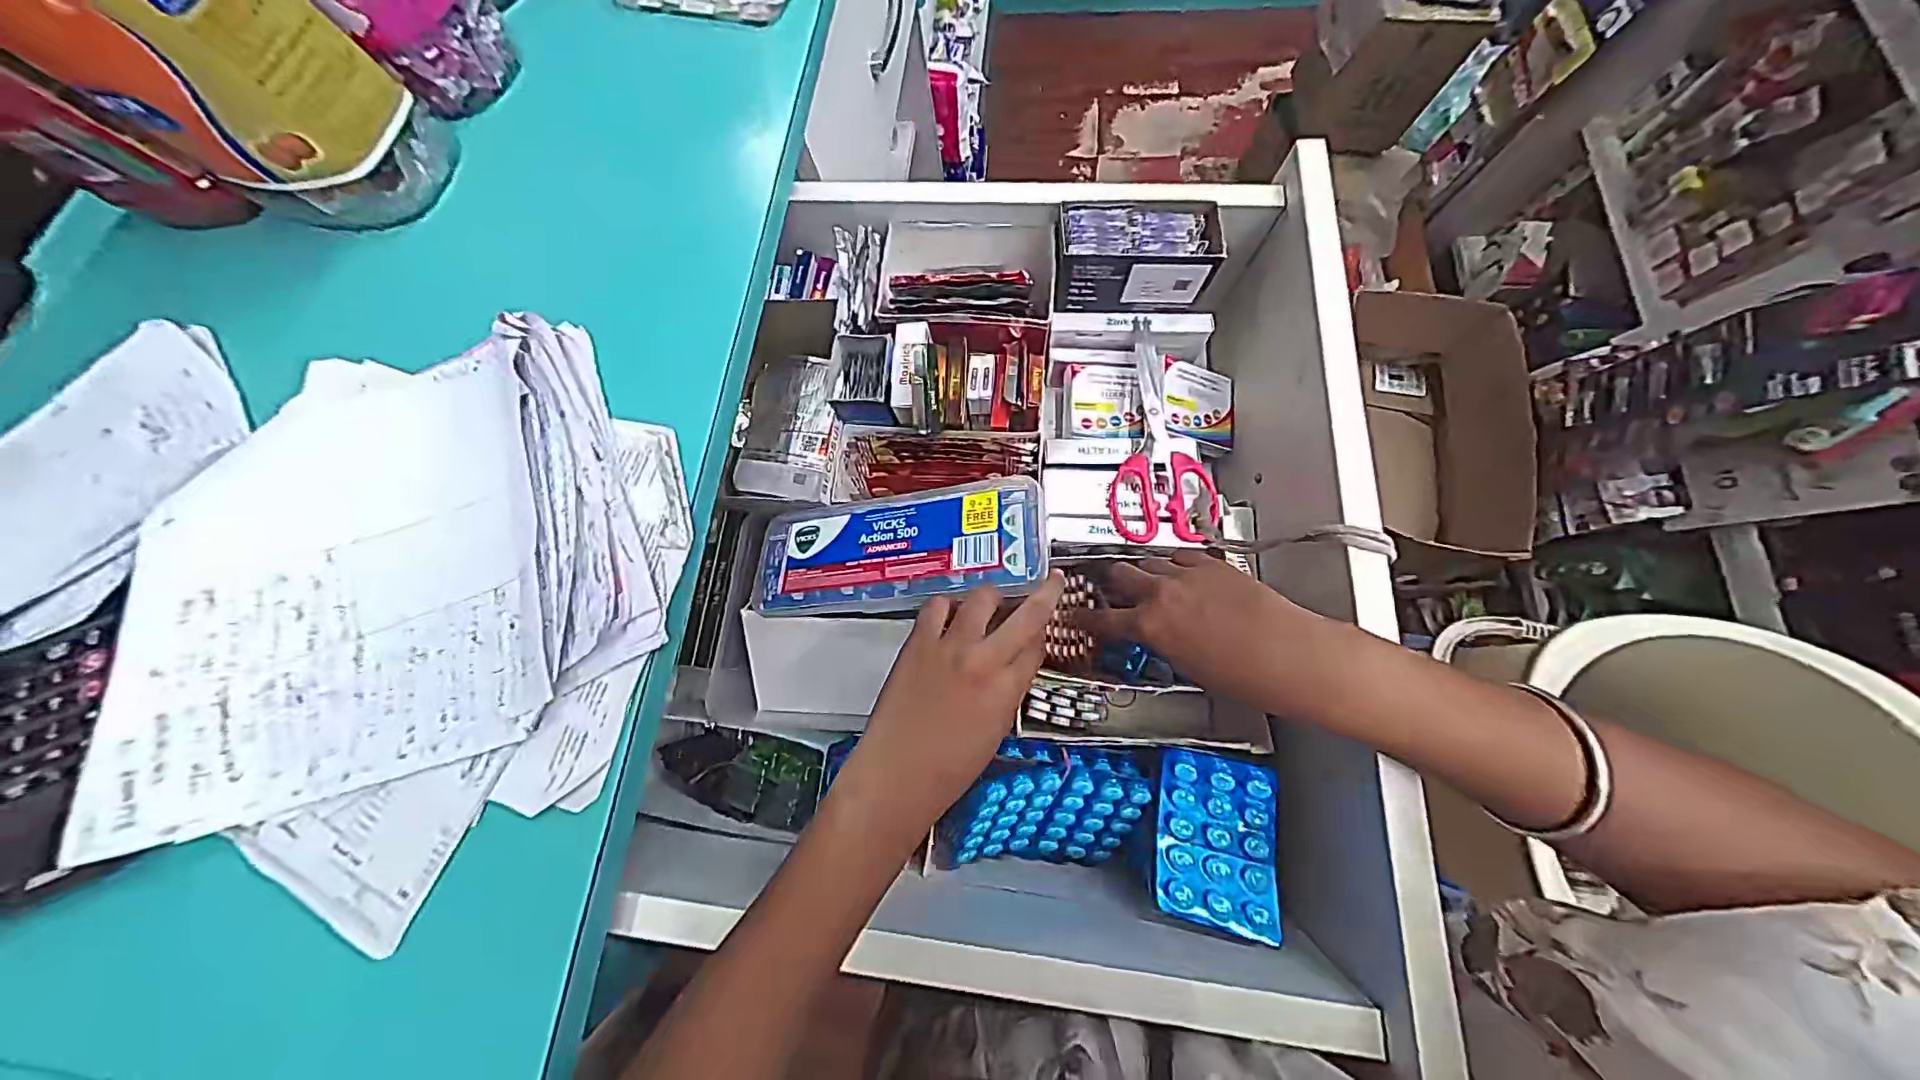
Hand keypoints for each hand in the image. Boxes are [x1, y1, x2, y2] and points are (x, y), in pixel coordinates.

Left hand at [830, 572, 1065, 842]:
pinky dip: (947, 605)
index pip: (1038, 646)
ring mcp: (950, 648)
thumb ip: (1006, 693)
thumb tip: (1010, 668)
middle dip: (1045, 593)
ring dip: (991, 597)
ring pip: (982, 598)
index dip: (1044, 634)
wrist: (898, 774)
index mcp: (1008, 691)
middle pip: (1026, 614)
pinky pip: (937, 606)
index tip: (1045, 625)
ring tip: (988, 602)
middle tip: (1049, 583)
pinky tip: (949, 613)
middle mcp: (984, 662)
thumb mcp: (995, 731)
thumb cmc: (948, 768)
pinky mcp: (918, 642)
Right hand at [1075, 551, 1314, 707]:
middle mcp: (1163, 593)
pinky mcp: (1213, 564)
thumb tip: (1156, 637)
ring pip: (1150, 561)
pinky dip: (1175, 564)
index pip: (1103, 619)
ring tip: (1146, 579)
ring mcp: (1188, 574)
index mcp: (1150, 626)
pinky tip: (1180, 572)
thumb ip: (1162, 644)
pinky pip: (1182, 556)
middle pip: (1121, 575)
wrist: (1287, 654)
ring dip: (1143, 571)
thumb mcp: (1185, 666)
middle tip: (1108, 588)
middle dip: (1111, 582)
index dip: (1087, 618)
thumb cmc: (1244, 672)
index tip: (1079, 615)